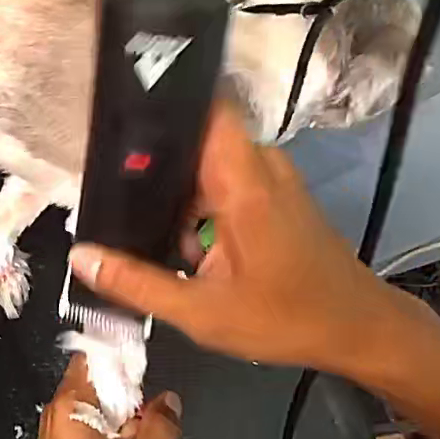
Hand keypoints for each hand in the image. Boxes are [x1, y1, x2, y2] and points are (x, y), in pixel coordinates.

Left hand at [5, 356, 182, 438]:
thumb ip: (162, 433)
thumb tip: (168, 400)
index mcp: (71, 410)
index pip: (98, 355)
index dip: (129, 357)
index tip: (155, 381)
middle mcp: (59, 420)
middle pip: (106, 386)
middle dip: (137, 407)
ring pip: (107, 418)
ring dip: (132, 435)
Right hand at [67, 101, 426, 384]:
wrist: (358, 329)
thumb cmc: (285, 318)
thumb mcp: (202, 312)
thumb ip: (138, 283)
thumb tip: (81, 258)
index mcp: (244, 181)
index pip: (203, 111)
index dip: (161, 109)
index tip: (117, 123)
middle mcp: (260, 166)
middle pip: (196, 140)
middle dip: (156, 165)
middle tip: (112, 190)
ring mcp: (272, 178)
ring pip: (209, 164)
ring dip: (179, 193)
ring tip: (144, 223)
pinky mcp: (276, 194)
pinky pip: (227, 180)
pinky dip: (201, 204)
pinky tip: (184, 242)